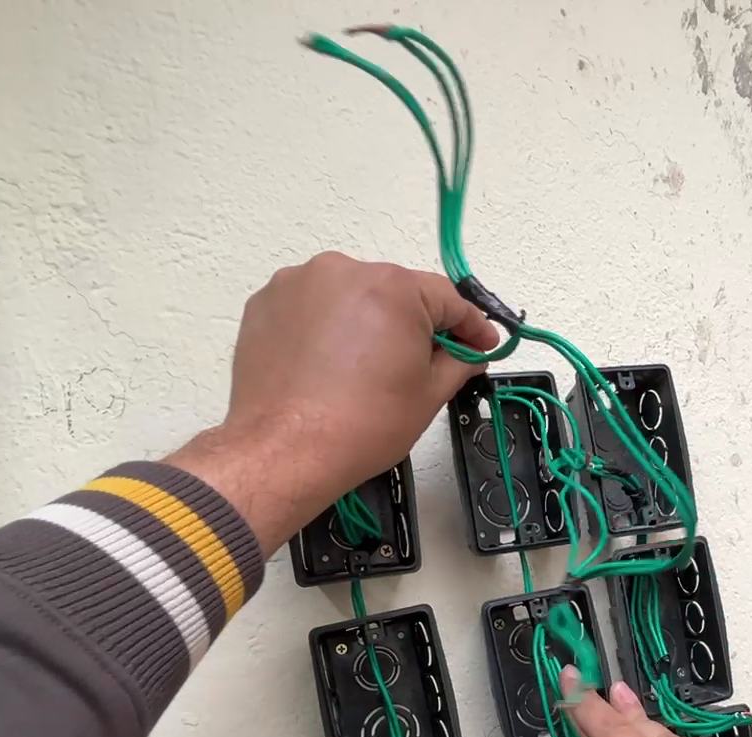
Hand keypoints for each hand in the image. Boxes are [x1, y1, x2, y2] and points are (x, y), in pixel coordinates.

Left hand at [165, 252, 498, 549]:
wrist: (285, 450)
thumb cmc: (364, 425)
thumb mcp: (429, 395)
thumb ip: (458, 363)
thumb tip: (470, 354)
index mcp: (394, 289)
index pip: (448, 299)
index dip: (472, 326)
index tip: (484, 345)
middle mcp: (345, 271)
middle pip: (397, 293)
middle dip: (417, 324)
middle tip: (427, 362)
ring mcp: (300, 282)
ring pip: (354, 297)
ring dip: (371, 323)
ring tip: (371, 367)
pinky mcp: (268, 301)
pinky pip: (315, 307)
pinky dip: (330, 328)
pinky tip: (333, 365)